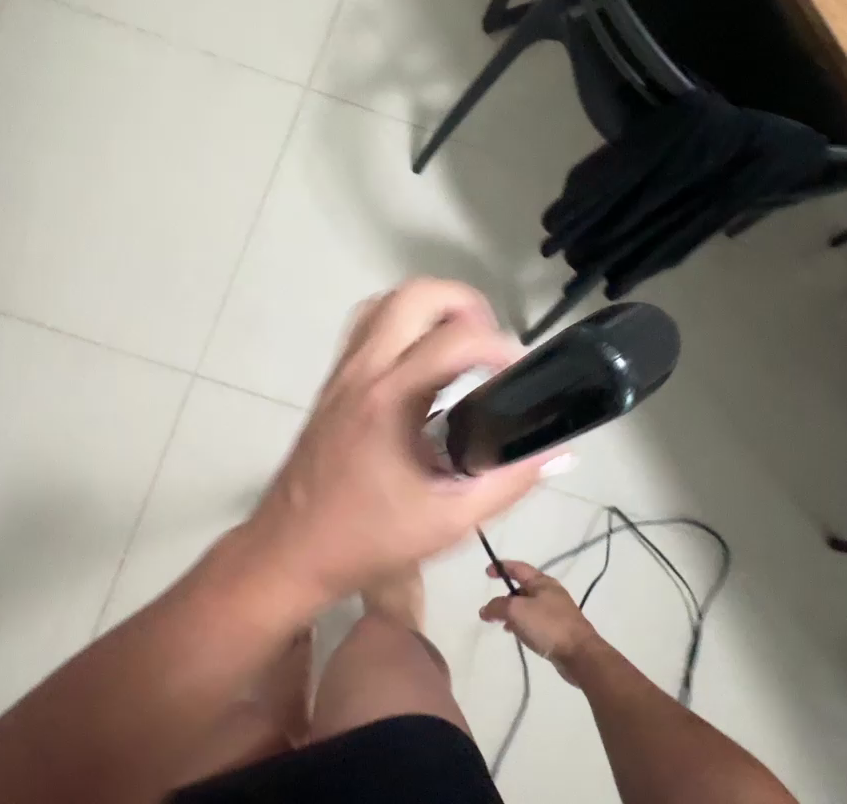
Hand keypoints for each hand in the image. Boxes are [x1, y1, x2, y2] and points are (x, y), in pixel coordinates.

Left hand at [240, 279, 543, 604]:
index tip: (520, 371)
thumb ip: (508, 483)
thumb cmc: (367, 539)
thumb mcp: (450, 522)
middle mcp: (364, 372)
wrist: (290, 550)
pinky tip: (422, 362)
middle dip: (463, 304)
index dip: (500, 345)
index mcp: (392, 401)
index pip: (455, 340)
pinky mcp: (333, 382)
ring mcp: (343, 372)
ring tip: (461, 345)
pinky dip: (400, 323)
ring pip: (385, 302)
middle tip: (490, 343)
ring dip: (430, 308)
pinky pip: (366, 326)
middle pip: (414, 295)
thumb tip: (556, 454)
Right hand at [479, 561, 604, 684]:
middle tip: (493, 607)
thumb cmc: (548, 625)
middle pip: (524, 588)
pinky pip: (536, 622)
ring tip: (502, 624)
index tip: (487, 572)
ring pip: (529, 607)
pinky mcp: (560, 629)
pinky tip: (518, 635)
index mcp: (543, 582)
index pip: (518, 568)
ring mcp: (557, 612)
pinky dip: (523, 624)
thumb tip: (485, 610)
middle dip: (507, 595)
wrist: (580, 654)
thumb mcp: (517, 611)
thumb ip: (498, 607)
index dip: (502, 567)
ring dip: (514, 613)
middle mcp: (551, 593)